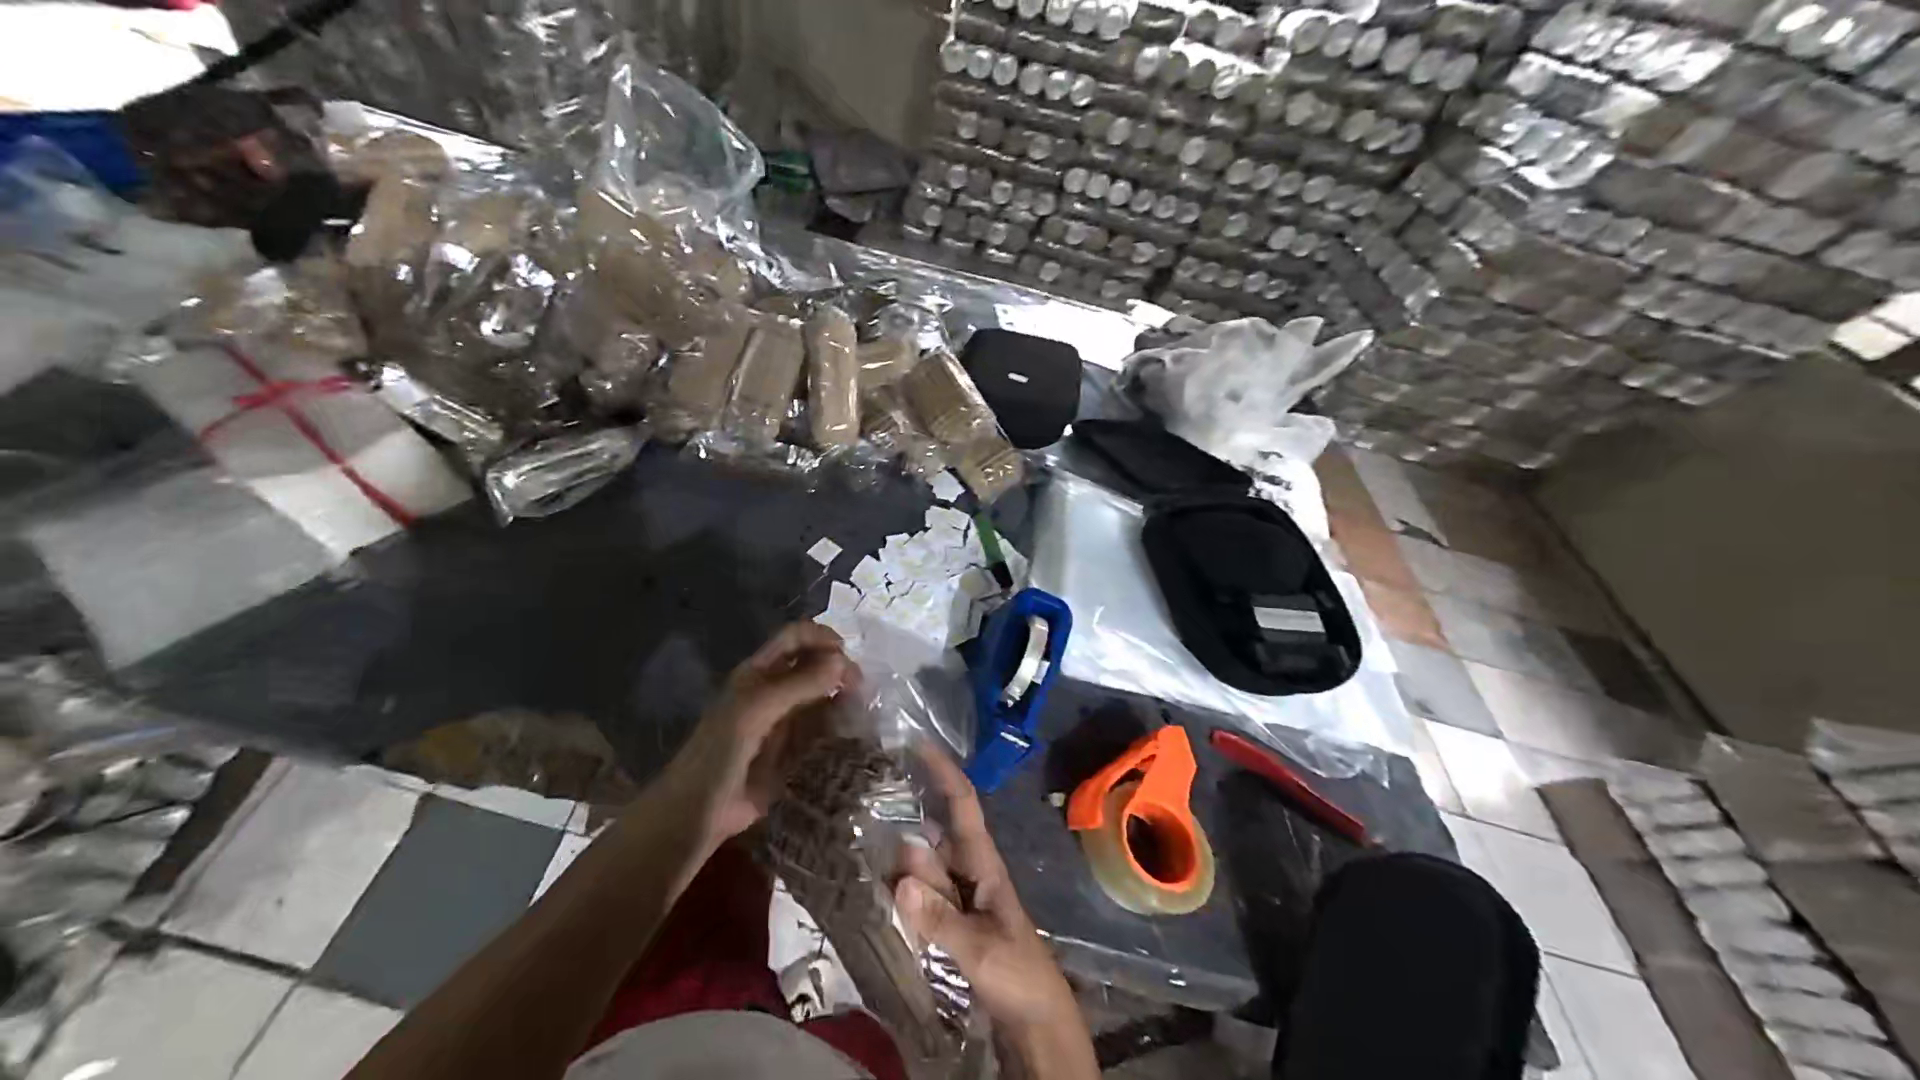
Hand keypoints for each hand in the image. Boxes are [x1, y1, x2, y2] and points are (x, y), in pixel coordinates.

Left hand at [661, 622, 853, 846]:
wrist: (699, 811)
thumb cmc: (720, 752)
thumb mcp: (756, 709)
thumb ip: (798, 684)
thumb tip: (843, 660)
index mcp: (758, 673)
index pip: (794, 638)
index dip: (820, 637)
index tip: (847, 653)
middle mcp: (773, 691)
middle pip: (812, 665)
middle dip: (838, 668)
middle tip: (860, 687)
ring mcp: (784, 721)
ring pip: (821, 698)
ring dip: (842, 698)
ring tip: (863, 709)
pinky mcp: (793, 751)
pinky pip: (822, 730)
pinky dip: (839, 727)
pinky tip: (853, 733)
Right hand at [893, 743, 1095, 1076]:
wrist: (1036, 1019)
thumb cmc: (1018, 974)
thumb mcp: (980, 948)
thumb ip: (939, 917)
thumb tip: (898, 875)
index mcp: (983, 863)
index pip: (963, 805)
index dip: (943, 771)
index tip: (918, 742)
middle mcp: (967, 870)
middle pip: (932, 832)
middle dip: (905, 812)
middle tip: (862, 794)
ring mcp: (956, 895)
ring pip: (921, 863)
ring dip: (895, 853)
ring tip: (856, 835)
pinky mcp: (947, 920)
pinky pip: (918, 893)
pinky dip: (898, 887)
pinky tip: (872, 884)